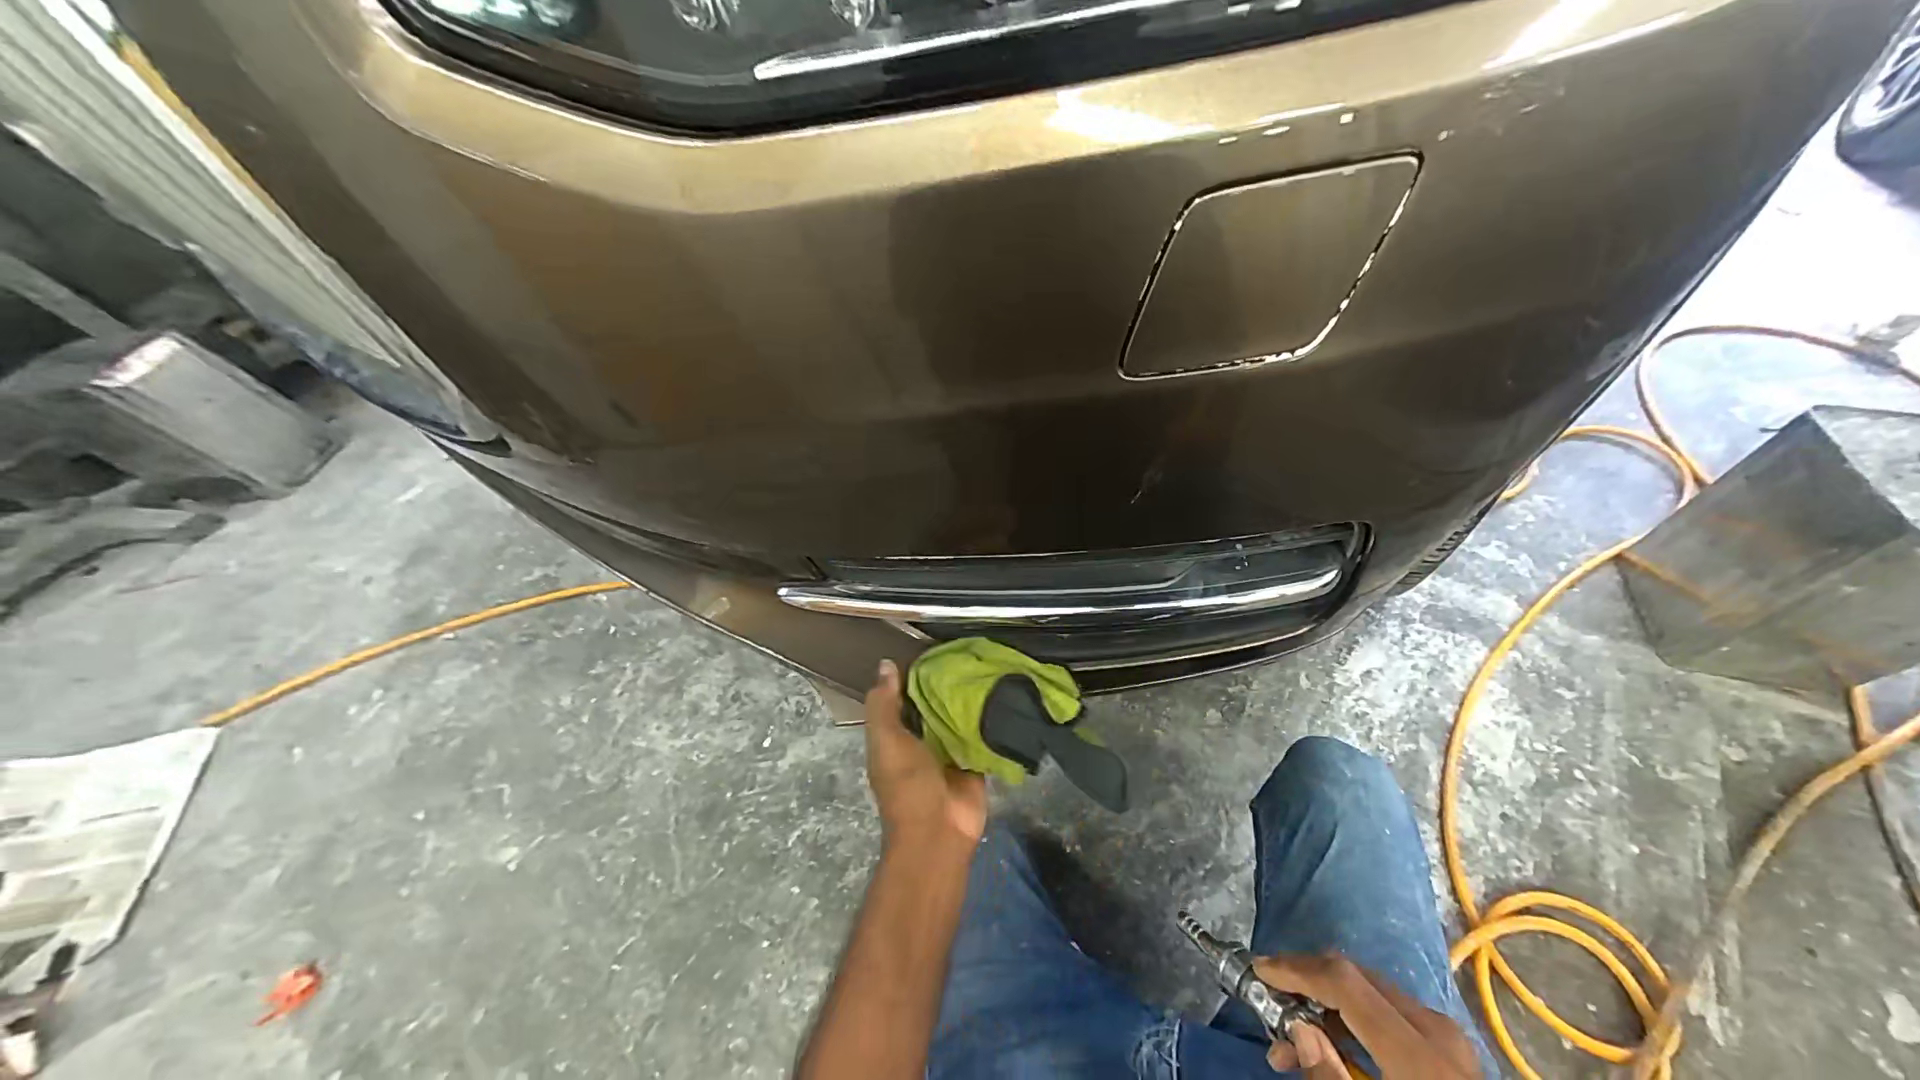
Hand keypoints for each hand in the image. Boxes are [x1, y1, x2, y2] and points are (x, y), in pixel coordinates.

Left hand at [864, 659, 987, 849]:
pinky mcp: (976, 759)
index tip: (936, 645)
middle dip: (948, 681)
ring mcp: (951, 749)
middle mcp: (923, 738)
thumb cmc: (907, 785)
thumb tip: (886, 664)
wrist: (939, 832)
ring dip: (971, 697)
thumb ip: (884, 704)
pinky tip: (1007, 691)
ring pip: (960, 715)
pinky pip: (983, 733)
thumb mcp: (886, 740)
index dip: (916, 672)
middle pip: (935, 702)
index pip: (905, 694)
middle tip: (971, 648)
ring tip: (992, 662)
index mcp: (896, 733)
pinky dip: (991, 717)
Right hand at [1252, 952, 1480, 1078]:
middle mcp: (1437, 1032)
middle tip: (1269, 1011)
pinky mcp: (1452, 1052)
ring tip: (1294, 1048)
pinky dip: (1353, 1022)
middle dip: (1304, 985)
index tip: (1258, 972)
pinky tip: (1333, 1054)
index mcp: (1420, 1055)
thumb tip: (1298, 1027)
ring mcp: (1450, 1040)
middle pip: (1355, 977)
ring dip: (1324, 1007)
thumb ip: (1330, 1078)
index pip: (1345, 982)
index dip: (1296, 969)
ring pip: (1369, 992)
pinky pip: (1390, 1014)